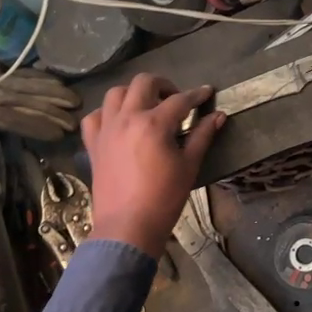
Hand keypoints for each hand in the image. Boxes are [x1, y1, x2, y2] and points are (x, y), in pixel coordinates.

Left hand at [80, 74, 224, 256]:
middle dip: (163, 84)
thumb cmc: (163, 199)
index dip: (197, 95)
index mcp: (154, 123)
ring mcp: (106, 130)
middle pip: (144, 83)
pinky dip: (106, 113)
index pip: (180, 100)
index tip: (207, 92)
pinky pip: (94, 117)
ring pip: (115, 93)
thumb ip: (202, 136)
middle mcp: (127, 118)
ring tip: (146, 106)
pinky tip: (118, 122)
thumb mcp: (189, 166)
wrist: (127, 228)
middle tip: (175, 98)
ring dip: (134, 93)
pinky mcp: (93, 144)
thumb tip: (218, 116)